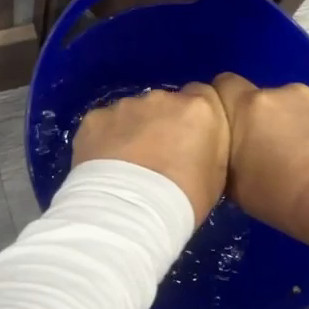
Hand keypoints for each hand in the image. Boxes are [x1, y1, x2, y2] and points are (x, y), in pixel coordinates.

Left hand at [71, 84, 229, 225]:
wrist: (128, 210)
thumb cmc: (183, 199)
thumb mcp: (215, 175)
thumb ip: (207, 146)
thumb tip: (195, 144)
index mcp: (198, 108)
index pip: (201, 98)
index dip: (193, 119)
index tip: (188, 139)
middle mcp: (160, 98)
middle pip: (163, 105)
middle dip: (160, 124)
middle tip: (155, 156)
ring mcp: (123, 106)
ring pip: (131, 113)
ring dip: (131, 131)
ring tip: (125, 164)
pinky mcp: (93, 118)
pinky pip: (103, 125)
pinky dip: (104, 139)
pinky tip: (103, 164)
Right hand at [210, 75, 308, 251]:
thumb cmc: (286, 198)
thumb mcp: (236, 187)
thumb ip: (226, 155)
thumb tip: (229, 149)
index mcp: (250, 106)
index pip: (223, 84)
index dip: (224, 103)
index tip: (229, 128)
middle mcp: (286, 92)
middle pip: (264, 99)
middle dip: (264, 119)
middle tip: (271, 153)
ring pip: (299, 107)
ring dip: (298, 124)